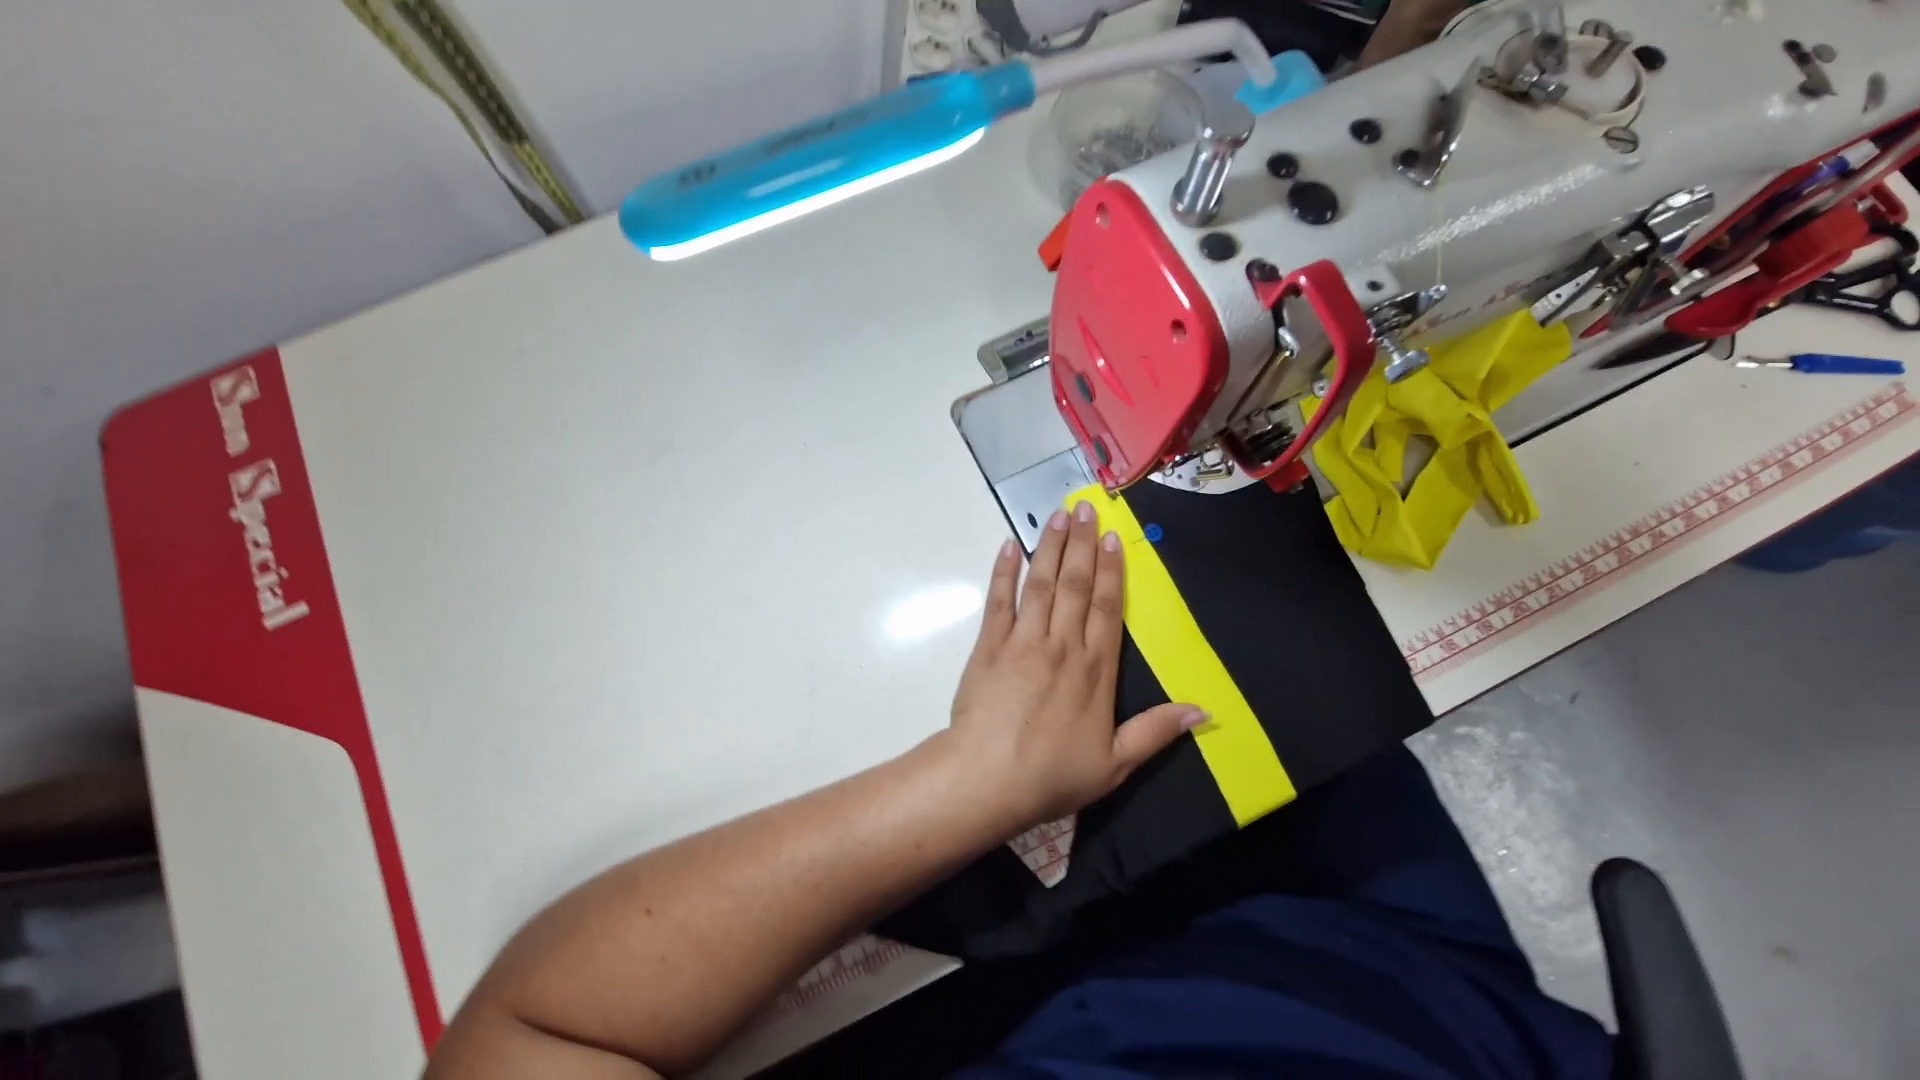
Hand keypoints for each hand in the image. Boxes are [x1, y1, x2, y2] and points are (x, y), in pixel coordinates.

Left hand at [942, 500, 1206, 831]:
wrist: (988, 779)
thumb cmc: (1053, 775)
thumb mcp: (1116, 763)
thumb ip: (1156, 732)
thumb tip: (1204, 711)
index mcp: (1095, 671)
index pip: (1107, 610)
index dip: (1111, 572)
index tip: (1113, 540)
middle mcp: (1062, 646)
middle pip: (1075, 586)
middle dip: (1082, 545)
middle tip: (1086, 509)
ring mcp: (1023, 642)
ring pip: (1041, 584)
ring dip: (1049, 547)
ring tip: (1057, 516)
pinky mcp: (989, 647)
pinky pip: (998, 601)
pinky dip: (1003, 573)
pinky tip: (1008, 547)